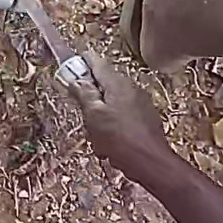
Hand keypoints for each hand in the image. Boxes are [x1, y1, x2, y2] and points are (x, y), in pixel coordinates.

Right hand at [66, 53, 175, 178]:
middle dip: (91, 96)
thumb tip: (77, 80)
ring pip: (113, 103)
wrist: (149, 161)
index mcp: (117, 84)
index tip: (73, 62)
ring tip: (96, 134)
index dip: (84, 61)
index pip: (98, 63)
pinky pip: (123, 116)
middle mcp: (131, 89)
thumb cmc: (119, 138)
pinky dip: (113, 125)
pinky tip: (109, 143)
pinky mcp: (145, 119)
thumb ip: (85, 94)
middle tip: (81, 109)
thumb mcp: (94, 115)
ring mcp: (141, 103)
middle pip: (105, 84)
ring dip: (101, 114)